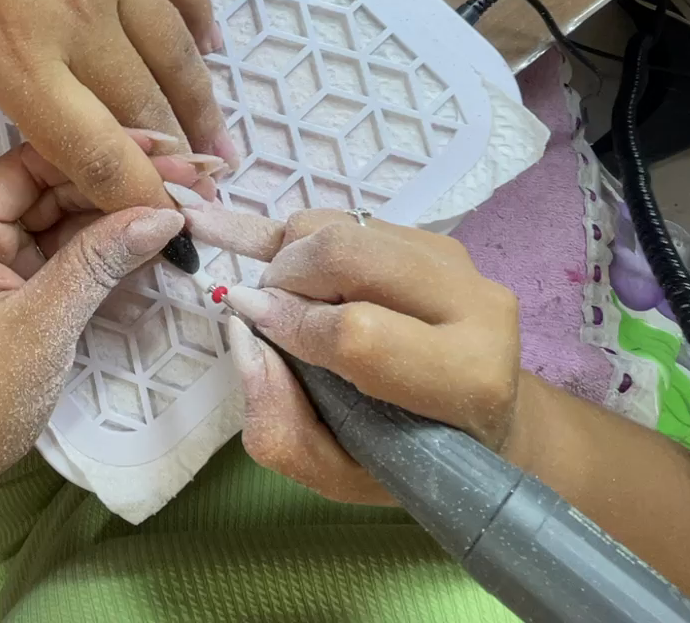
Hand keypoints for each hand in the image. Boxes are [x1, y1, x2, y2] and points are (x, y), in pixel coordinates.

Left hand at [0, 0, 232, 209]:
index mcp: (15, 56)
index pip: (94, 151)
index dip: (131, 198)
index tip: (156, 226)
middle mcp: (80, 22)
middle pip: (147, 110)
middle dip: (175, 161)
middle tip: (197, 192)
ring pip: (177, 55)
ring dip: (201, 105)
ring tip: (219, 142)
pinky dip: (200, 24)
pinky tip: (207, 47)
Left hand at [0, 138, 202, 501]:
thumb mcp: (42, 326)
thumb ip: (99, 261)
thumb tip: (164, 212)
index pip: (28, 165)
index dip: (92, 150)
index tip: (159, 147)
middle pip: (49, 187)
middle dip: (115, 182)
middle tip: (188, 177)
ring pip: (60, 217)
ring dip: (115, 212)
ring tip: (181, 199)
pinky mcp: (13, 285)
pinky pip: (61, 250)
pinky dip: (102, 245)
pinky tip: (148, 232)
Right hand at [185, 207, 523, 505]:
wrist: (477, 418)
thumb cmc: (409, 456)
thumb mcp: (341, 474)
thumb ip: (282, 428)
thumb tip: (242, 337)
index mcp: (465, 378)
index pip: (356, 331)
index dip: (289, 324)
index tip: (250, 325)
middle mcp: (473, 305)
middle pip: (345, 254)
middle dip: (283, 277)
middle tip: (263, 310)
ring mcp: (451, 260)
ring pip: (336, 226)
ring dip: (288, 256)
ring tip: (283, 295)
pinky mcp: (425, 237)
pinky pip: (338, 215)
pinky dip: (277, 228)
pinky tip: (212, 223)